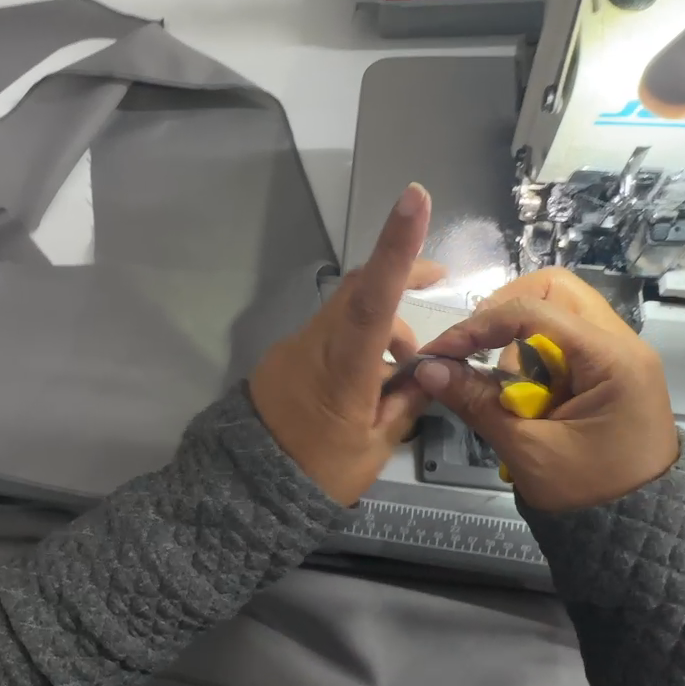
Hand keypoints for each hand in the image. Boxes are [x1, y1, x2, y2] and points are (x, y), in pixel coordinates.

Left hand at [249, 184, 443, 505]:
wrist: (247, 486)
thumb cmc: (319, 471)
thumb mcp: (376, 444)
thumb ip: (407, 400)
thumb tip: (430, 369)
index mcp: (344, 366)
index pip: (374, 296)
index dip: (396, 247)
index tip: (414, 199)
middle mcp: (314, 343)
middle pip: (359, 289)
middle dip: (400, 276)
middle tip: (438, 281)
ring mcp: (293, 346)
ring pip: (345, 310)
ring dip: (381, 323)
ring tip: (404, 367)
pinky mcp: (283, 355)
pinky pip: (327, 330)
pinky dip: (356, 338)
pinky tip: (370, 375)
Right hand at [413, 268, 678, 511]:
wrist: (640, 529)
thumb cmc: (588, 491)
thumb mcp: (526, 448)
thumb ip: (476, 401)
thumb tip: (428, 368)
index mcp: (612, 359)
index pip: (534, 311)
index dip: (479, 325)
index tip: (442, 352)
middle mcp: (621, 343)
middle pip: (554, 289)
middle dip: (504, 311)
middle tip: (476, 348)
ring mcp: (616, 354)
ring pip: (557, 308)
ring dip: (517, 335)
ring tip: (506, 386)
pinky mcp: (606, 369)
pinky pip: (562, 337)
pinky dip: (530, 351)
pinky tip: (521, 389)